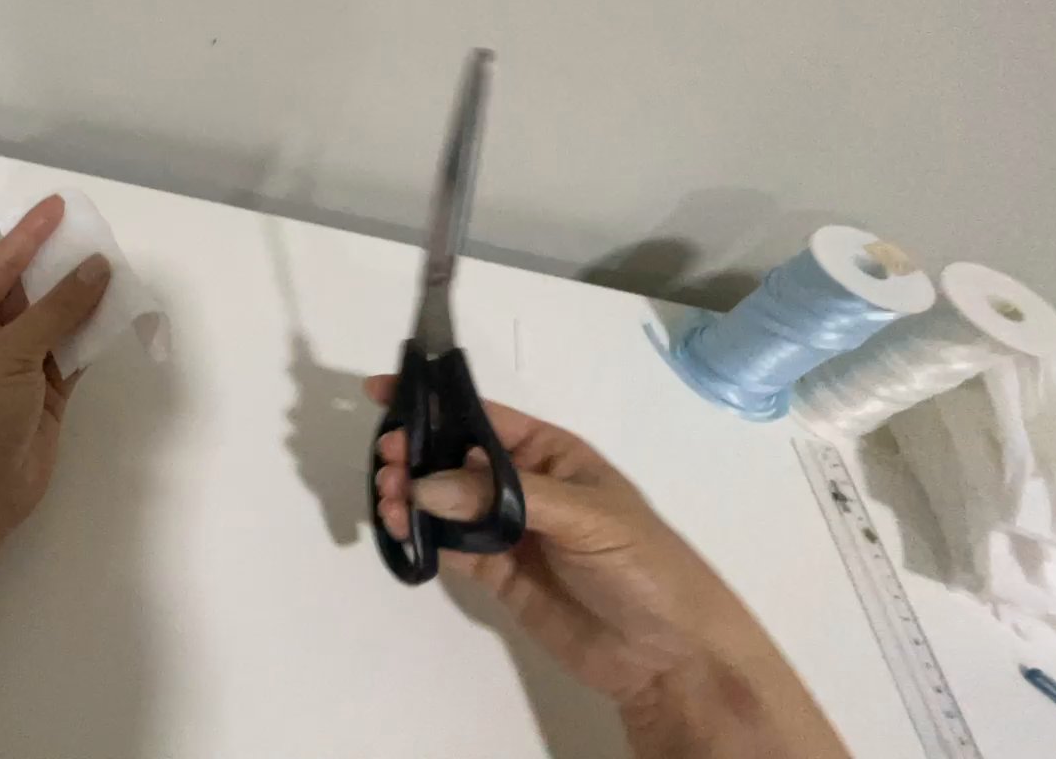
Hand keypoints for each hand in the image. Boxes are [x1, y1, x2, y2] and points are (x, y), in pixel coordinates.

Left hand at [0, 195, 109, 552]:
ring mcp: (22, 364)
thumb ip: (57, 310)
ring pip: (59, 319)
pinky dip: (94, 334)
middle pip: (33, 289)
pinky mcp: (48, 390)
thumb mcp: (10, 353)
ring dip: (83, 298)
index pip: (1, 265)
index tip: (59, 206)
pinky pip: (74, 351)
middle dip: (61, 263)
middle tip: (95, 233)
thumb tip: (96, 268)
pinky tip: (116, 310)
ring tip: (114, 266)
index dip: (30, 234)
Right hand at [369, 378, 849, 756]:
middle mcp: (518, 483)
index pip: (479, 416)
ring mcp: (502, 526)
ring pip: (440, 497)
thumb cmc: (645, 567)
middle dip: (413, 451)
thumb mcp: (584, 516)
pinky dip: (417, 531)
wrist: (674, 663)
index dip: (431, 401)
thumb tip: (425, 486)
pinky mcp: (492, 569)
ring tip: (390, 498)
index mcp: (546, 454)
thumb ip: (501, 496)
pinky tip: (401, 527)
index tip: (381, 391)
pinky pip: (445, 541)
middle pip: (450, 455)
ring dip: (409, 492)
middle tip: (387, 460)